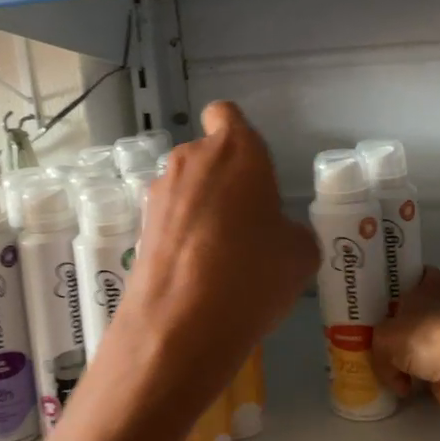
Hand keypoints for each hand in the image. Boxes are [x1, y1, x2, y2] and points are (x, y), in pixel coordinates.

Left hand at [107, 102, 317, 411]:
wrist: (181, 325)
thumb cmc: (254, 274)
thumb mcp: (300, 254)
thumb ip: (288, 229)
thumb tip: (273, 234)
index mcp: (237, 149)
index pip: (227, 114)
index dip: (237, 135)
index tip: (251, 170)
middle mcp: (191, 159)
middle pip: (206, 154)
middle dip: (222, 178)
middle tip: (246, 222)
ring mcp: (159, 191)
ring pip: (185, 187)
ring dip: (200, 207)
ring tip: (221, 256)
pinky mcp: (139, 225)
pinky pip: (169, 219)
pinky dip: (182, 235)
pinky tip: (197, 274)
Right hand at [374, 267, 439, 418]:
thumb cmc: (430, 338)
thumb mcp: (386, 338)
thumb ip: (378, 350)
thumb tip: (395, 375)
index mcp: (426, 296)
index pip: (429, 276)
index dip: (418, 277)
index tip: (399, 287)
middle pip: (416, 316)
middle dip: (398, 327)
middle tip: (372, 336)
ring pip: (419, 347)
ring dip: (404, 359)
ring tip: (377, 368)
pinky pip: (424, 375)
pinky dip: (414, 383)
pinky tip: (398, 390)